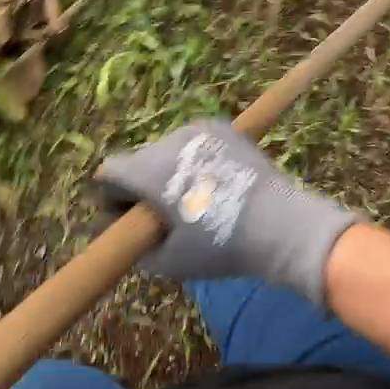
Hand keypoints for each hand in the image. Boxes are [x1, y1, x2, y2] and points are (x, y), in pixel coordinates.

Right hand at [95, 119, 361, 304]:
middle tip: (165, 215)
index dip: (112, 197)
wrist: (280, 225)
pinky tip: (215, 184)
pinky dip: (194, 160)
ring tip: (196, 201)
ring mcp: (196, 130)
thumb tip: (121, 234)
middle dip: (142, 186)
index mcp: (149, 171)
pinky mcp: (220, 127)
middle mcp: (168, 141)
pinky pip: (191, 143)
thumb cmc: (221, 246)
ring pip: (166, 150)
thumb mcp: (170, 262)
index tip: (131, 219)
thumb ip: (135, 247)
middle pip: (139, 161)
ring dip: (169, 172)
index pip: (109, 172)